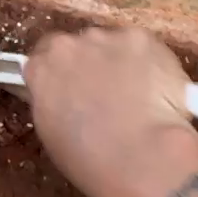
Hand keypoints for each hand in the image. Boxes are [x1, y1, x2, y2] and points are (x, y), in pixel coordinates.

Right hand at [24, 28, 197, 196]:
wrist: (139, 155)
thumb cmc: (88, 158)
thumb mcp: (50, 130)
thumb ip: (50, 100)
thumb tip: (61, 94)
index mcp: (41, 69)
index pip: (43, 57)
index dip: (59, 72)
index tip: (70, 87)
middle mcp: (68, 45)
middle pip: (77, 46)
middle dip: (89, 64)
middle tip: (104, 94)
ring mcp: (107, 38)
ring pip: (112, 45)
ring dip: (119, 62)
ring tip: (137, 95)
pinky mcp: (143, 40)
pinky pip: (143, 48)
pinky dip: (149, 64)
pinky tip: (157, 90)